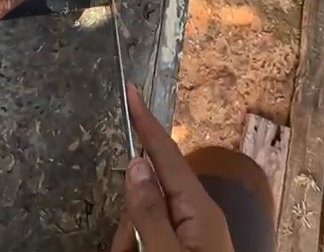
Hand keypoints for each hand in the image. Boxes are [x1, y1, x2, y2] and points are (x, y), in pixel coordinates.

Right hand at [110, 86, 234, 251]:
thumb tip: (137, 162)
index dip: (147, 122)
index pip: (167, 153)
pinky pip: (152, 238)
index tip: (133, 88)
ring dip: (130, 241)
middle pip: (149, 193)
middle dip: (130, 220)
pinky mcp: (187, 249)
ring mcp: (193, 235)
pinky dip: (138, 247)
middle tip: (124, 249)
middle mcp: (197, 215)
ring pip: (145, 219)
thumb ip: (150, 212)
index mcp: (199, 208)